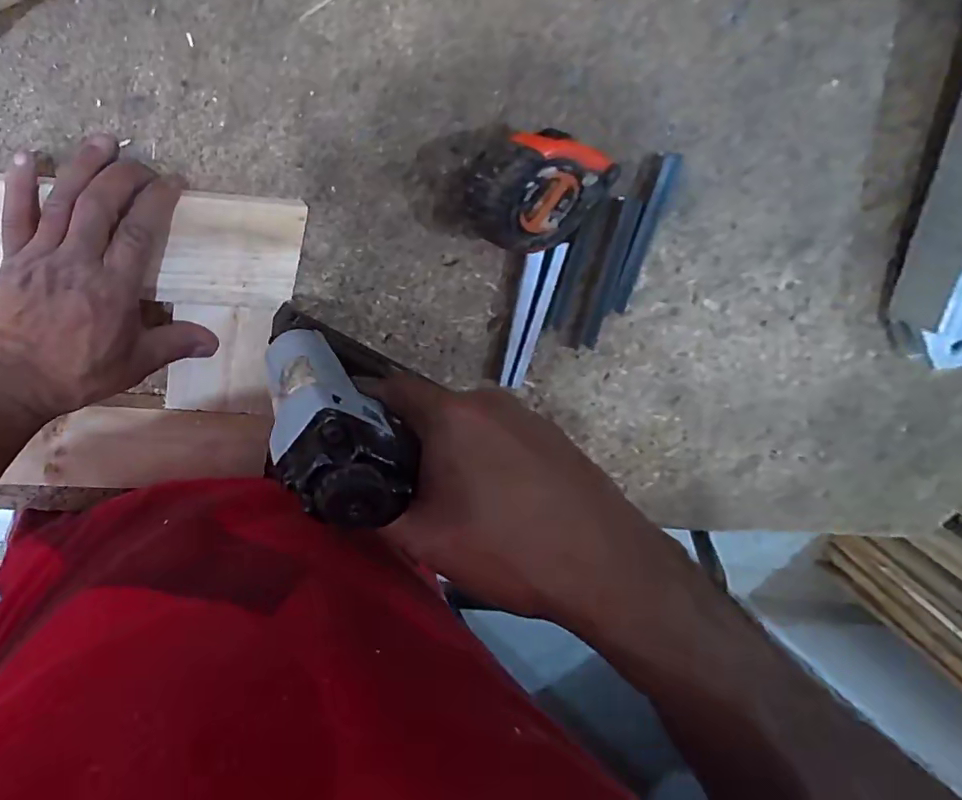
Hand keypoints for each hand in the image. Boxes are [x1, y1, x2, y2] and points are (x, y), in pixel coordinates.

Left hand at [0, 134, 220, 422]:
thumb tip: (213, 341)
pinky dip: (20, 185)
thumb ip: (173, 344)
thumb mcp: (133, 363)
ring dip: (84, 166)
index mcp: (111, 288)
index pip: (139, 231)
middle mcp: (78, 263)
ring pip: (65, 201)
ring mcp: (42, 257)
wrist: (18, 383)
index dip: (157, 200)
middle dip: (125, 175)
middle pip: (103, 204)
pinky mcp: (14, 259)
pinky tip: (26, 155)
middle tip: (142, 163)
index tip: (172, 181)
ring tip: (102, 140)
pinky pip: (15, 217)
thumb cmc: (80, 373)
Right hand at [370, 374, 696, 627]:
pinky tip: (495, 498)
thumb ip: (376, 517)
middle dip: (407, 436)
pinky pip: (498, 434)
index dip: (362, 405)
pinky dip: (482, 454)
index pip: (390, 387)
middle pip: (428, 406)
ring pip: (465, 421)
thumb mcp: (427, 542)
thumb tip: (347, 504)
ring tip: (448, 493)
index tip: (348, 432)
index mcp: (451, 414)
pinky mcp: (552, 436)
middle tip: (397, 476)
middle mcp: (486, 400)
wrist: (615, 573)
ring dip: (447, 446)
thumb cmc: (511, 550)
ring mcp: (525, 415)